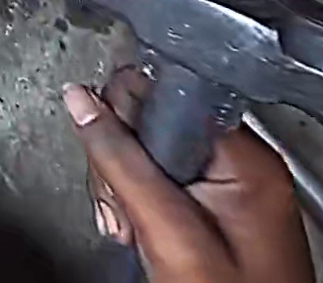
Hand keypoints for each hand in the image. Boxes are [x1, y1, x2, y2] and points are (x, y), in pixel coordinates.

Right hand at [64, 69, 313, 282]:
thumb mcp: (168, 231)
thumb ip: (121, 159)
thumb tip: (78, 96)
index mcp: (245, 158)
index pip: (160, 90)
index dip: (124, 112)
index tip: (115, 152)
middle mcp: (235, 159)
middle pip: (143, 114)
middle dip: (115, 154)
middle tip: (123, 202)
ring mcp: (219, 178)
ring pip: (135, 140)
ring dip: (116, 179)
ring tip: (129, 222)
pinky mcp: (203, 196)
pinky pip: (144, 166)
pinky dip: (126, 191)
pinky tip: (134, 222)